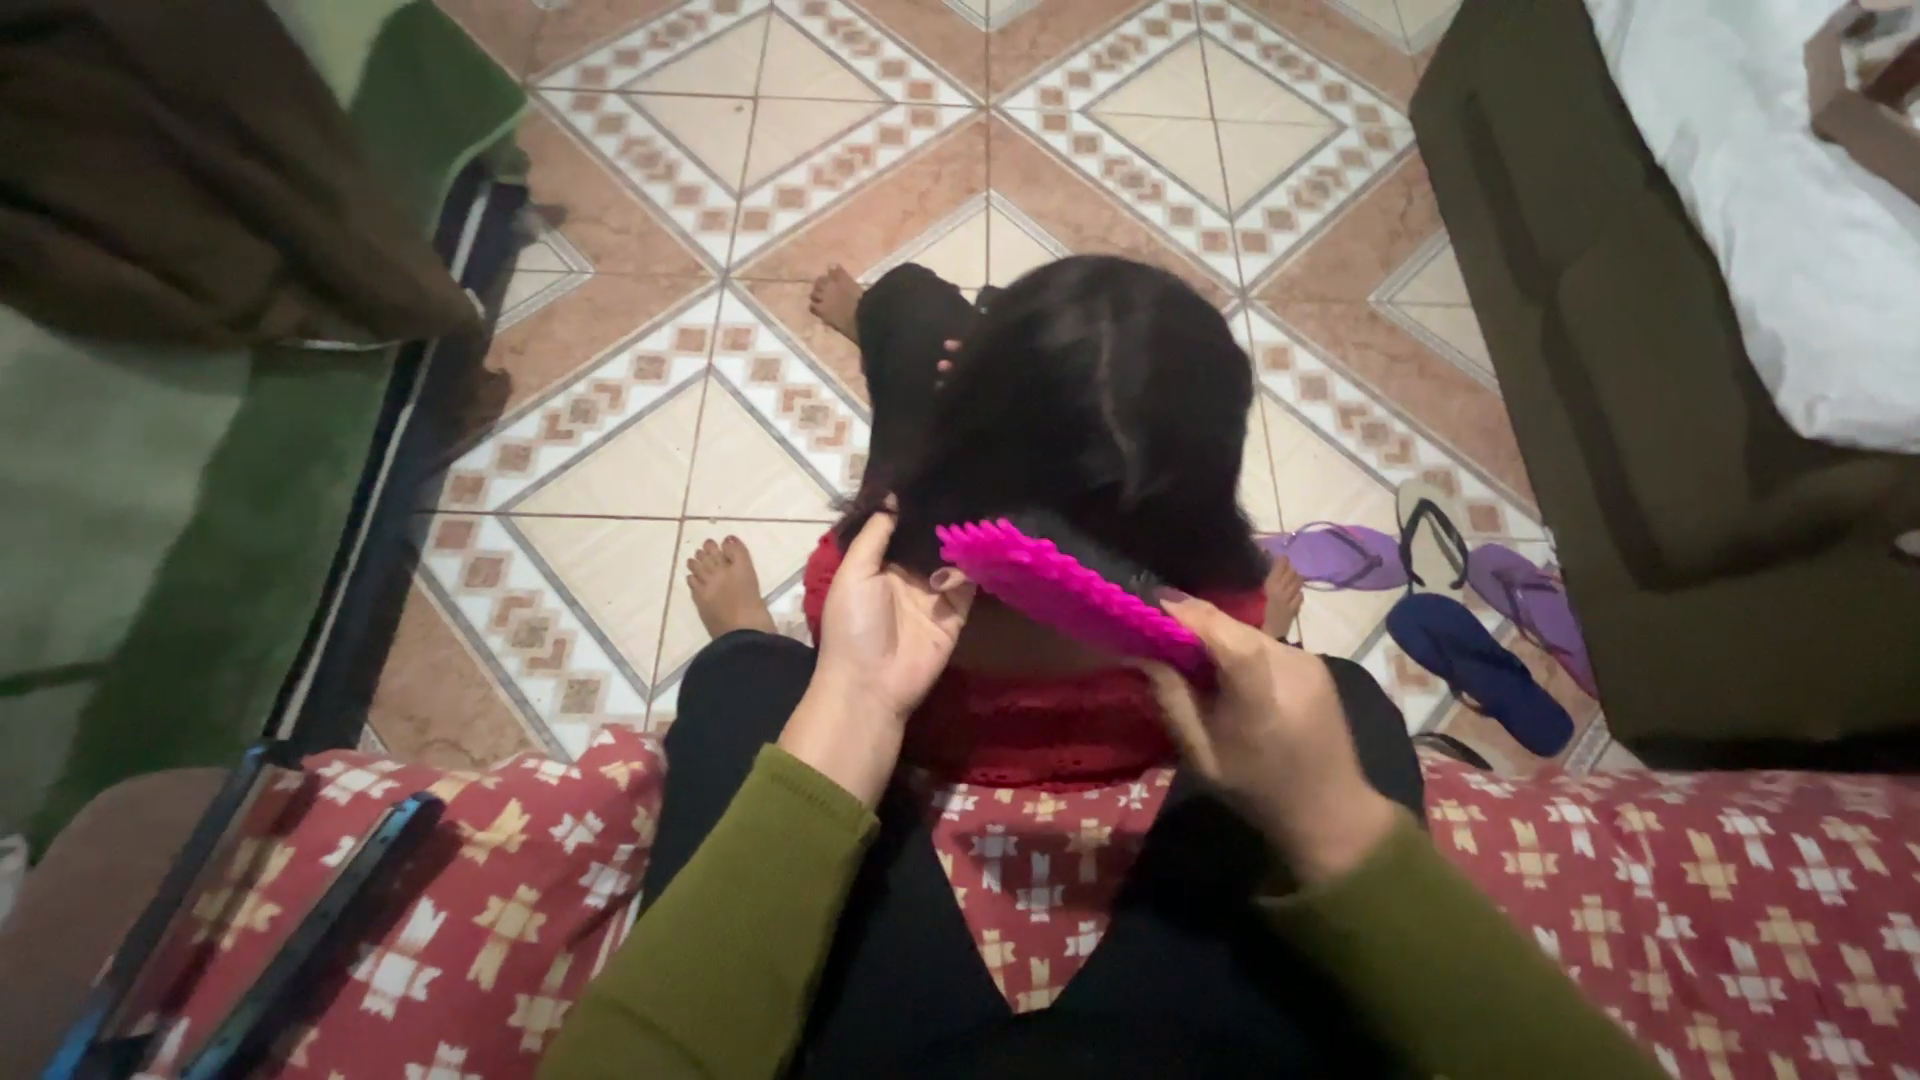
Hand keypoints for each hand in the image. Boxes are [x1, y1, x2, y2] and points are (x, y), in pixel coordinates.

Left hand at [779, 504, 975, 804]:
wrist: (871, 683)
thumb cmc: (853, 625)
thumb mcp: (853, 573)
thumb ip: (874, 536)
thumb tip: (891, 498)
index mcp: (880, 565)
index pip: (902, 530)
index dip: (914, 509)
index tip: (933, 480)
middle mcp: (908, 576)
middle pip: (931, 542)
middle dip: (944, 523)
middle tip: (965, 491)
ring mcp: (933, 595)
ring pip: (954, 559)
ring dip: (961, 543)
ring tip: (974, 519)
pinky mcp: (956, 614)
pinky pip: (970, 585)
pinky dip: (973, 569)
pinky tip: (974, 554)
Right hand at [1135, 593, 1397, 884]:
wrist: (1332, 810)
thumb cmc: (1258, 789)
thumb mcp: (1202, 754)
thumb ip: (1172, 699)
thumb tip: (1142, 652)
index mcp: (1262, 697)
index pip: (1226, 636)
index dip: (1188, 613)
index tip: (1151, 600)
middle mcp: (1291, 666)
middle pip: (1233, 628)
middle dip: (1192, 620)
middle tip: (1155, 626)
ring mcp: (1308, 660)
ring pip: (1247, 631)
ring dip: (1215, 633)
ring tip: (1185, 647)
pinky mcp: (1315, 662)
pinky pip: (1263, 642)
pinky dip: (1236, 645)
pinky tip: (1222, 665)